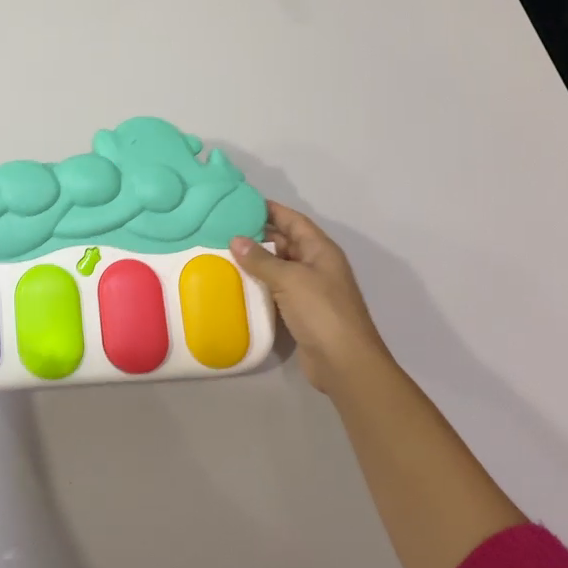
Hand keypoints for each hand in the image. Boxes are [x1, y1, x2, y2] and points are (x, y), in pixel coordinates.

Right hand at [231, 201, 389, 393]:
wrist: (345, 363)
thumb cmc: (322, 312)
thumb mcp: (290, 279)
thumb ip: (261, 259)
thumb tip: (235, 239)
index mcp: (321, 250)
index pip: (293, 220)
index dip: (270, 210)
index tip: (241, 203)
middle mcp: (316, 266)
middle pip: (285, 242)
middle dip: (258, 236)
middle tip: (223, 229)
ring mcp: (310, 290)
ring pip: (279, 267)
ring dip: (256, 262)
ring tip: (223, 253)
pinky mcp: (301, 312)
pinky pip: (276, 290)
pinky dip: (259, 285)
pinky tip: (236, 284)